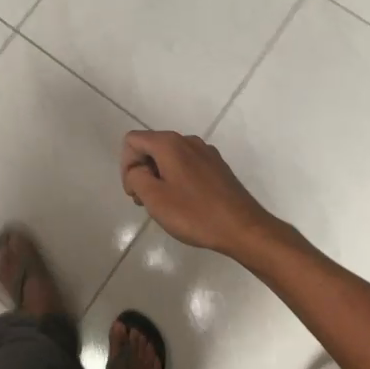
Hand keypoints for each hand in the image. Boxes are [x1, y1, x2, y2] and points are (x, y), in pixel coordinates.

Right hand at [120, 131, 280, 257]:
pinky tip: (187, 203)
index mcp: (169, 144)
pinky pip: (187, 164)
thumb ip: (136, 177)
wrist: (243, 228)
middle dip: (142, 171)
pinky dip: (178, 178)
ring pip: (170, 156)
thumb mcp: (154, 199)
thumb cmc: (195, 214)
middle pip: (151, 146)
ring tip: (167, 205)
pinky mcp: (218, 166)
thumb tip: (138, 170)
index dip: (126, 165)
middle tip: (147, 202)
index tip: (135, 192)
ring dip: (160, 176)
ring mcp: (206, 152)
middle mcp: (187, 140)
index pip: (132, 141)